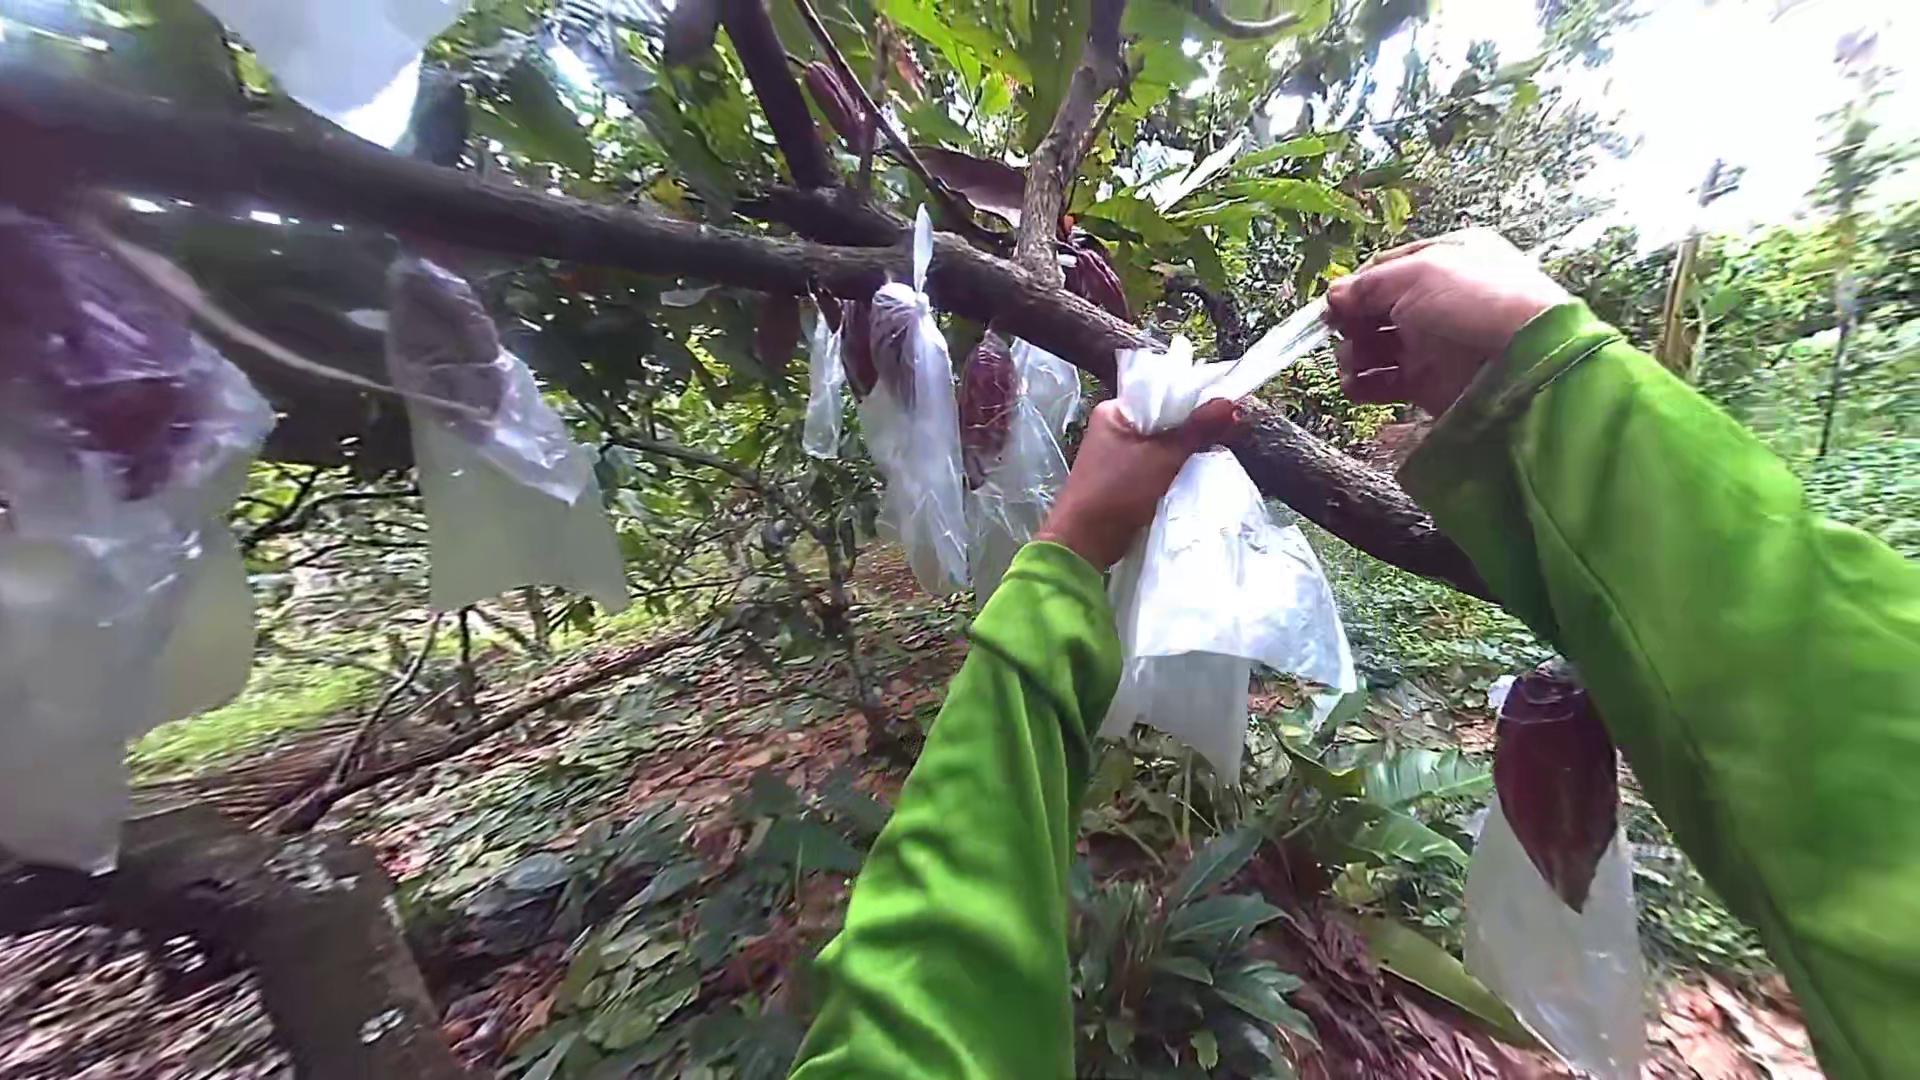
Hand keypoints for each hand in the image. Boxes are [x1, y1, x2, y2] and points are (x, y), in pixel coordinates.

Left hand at [1035, 397, 1246, 569]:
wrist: (1085, 539)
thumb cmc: (1117, 491)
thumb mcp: (1162, 458)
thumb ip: (1196, 430)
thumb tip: (1230, 403)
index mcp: (1114, 411)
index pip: (1160, 393)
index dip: (1194, 397)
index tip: (1228, 402)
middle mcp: (1113, 427)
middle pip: (1163, 418)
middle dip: (1193, 424)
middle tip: (1232, 424)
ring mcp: (1117, 453)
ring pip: (1161, 442)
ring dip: (1185, 447)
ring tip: (1222, 441)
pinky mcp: (1124, 476)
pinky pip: (1155, 462)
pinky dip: (1174, 465)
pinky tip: (1199, 465)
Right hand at [1325, 229, 1570, 416]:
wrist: (1520, 363)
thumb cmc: (1476, 303)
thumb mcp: (1421, 273)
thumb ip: (1369, 284)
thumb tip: (1333, 295)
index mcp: (1443, 263)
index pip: (1382, 273)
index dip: (1353, 290)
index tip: (1333, 307)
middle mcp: (1434, 302)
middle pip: (1370, 313)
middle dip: (1351, 325)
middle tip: (1351, 333)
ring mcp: (1427, 343)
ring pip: (1369, 348)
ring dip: (1352, 356)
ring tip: (1357, 361)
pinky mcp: (1422, 380)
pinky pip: (1377, 382)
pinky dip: (1360, 385)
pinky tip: (1356, 384)